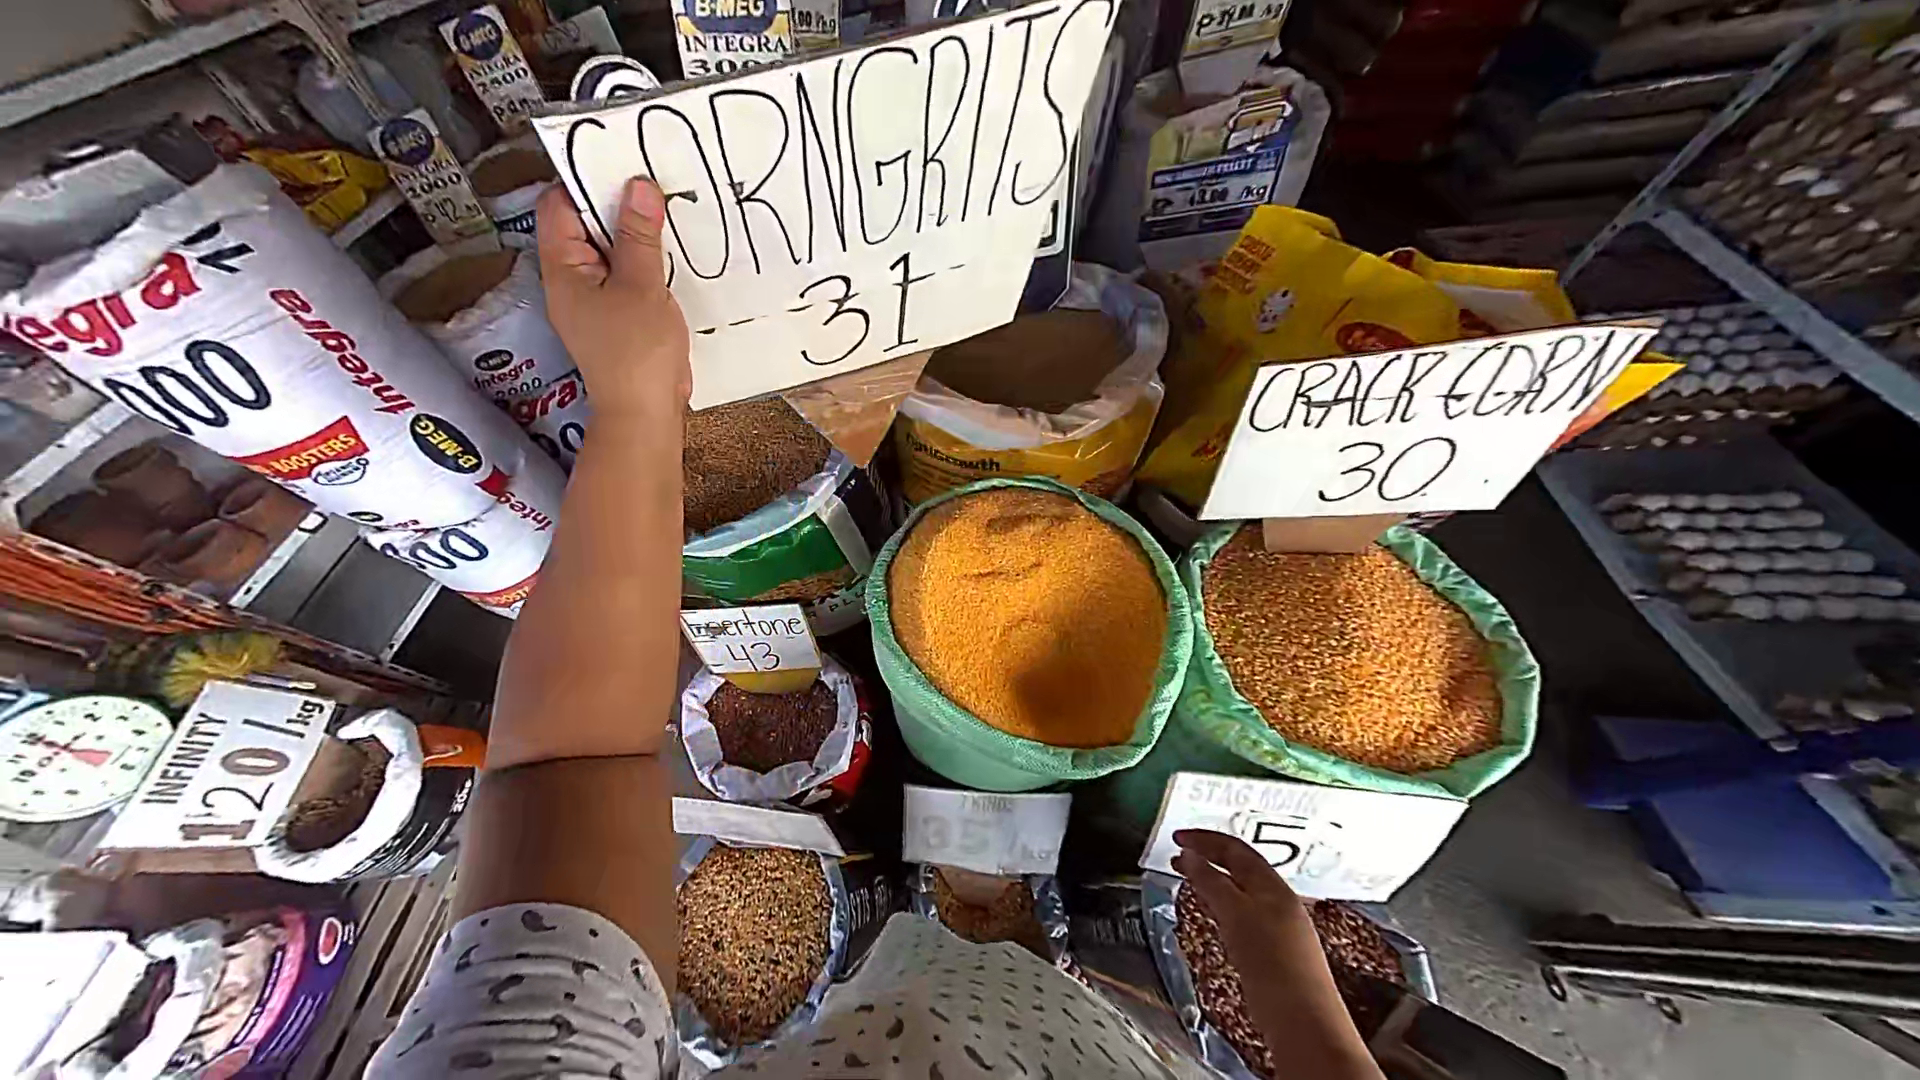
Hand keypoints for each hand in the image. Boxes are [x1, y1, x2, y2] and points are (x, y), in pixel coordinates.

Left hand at [536, 178, 691, 414]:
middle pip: (587, 228)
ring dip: (638, 241)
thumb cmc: (637, 351)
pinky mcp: (618, 320)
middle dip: (620, 209)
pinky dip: (646, 268)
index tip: (625, 167)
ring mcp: (594, 303)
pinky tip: (672, 263)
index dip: (588, 182)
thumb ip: (639, 236)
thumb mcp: (642, 285)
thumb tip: (639, 186)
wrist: (645, 412)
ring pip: (612, 256)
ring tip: (669, 222)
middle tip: (656, 191)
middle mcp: (571, 281)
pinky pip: (627, 281)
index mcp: (562, 268)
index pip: (561, 206)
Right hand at [1172, 828, 1317, 972]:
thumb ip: (1210, 881)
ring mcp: (1281, 928)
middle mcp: (1280, 902)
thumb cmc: (1270, 964)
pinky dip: (1223, 904)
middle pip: (1240, 867)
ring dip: (1214, 881)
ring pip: (1241, 891)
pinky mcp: (1277, 954)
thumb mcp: (1234, 914)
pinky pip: (1244, 914)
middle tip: (1178, 856)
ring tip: (1190, 881)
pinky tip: (1213, 916)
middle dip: (1208, 857)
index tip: (1177, 837)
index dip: (1204, 839)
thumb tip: (1189, 854)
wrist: (1306, 1028)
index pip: (1235, 848)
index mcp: (1272, 887)